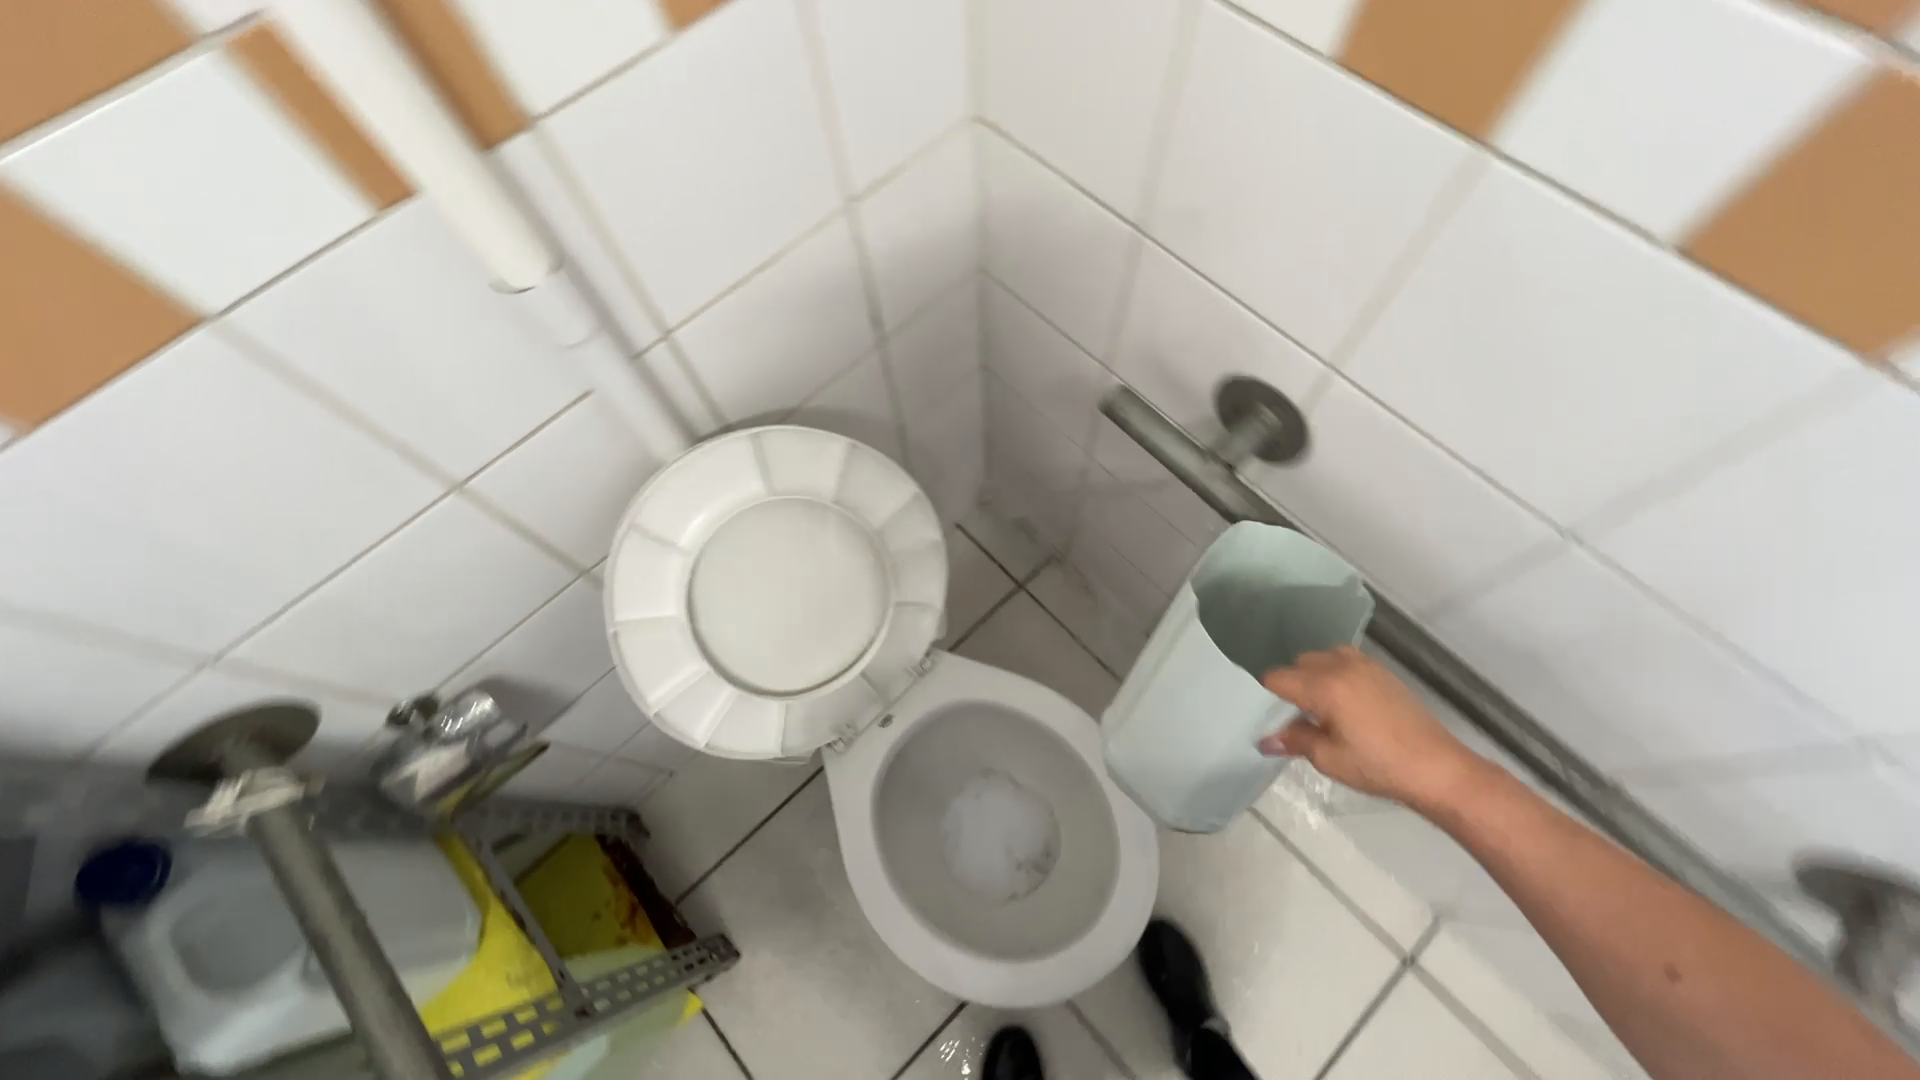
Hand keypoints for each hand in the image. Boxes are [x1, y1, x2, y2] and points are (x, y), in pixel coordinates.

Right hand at [1258, 646, 1482, 811]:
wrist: (1438, 769)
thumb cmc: (1378, 766)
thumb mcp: (1329, 759)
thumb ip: (1294, 741)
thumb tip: (1264, 740)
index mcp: (1325, 686)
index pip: (1277, 678)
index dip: (1266, 698)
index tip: (1270, 719)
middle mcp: (1342, 666)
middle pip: (1298, 663)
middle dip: (1291, 686)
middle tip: (1297, 719)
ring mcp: (1365, 666)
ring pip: (1322, 658)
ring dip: (1314, 677)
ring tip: (1321, 709)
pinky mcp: (1383, 673)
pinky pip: (1345, 661)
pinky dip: (1335, 674)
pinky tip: (1345, 704)